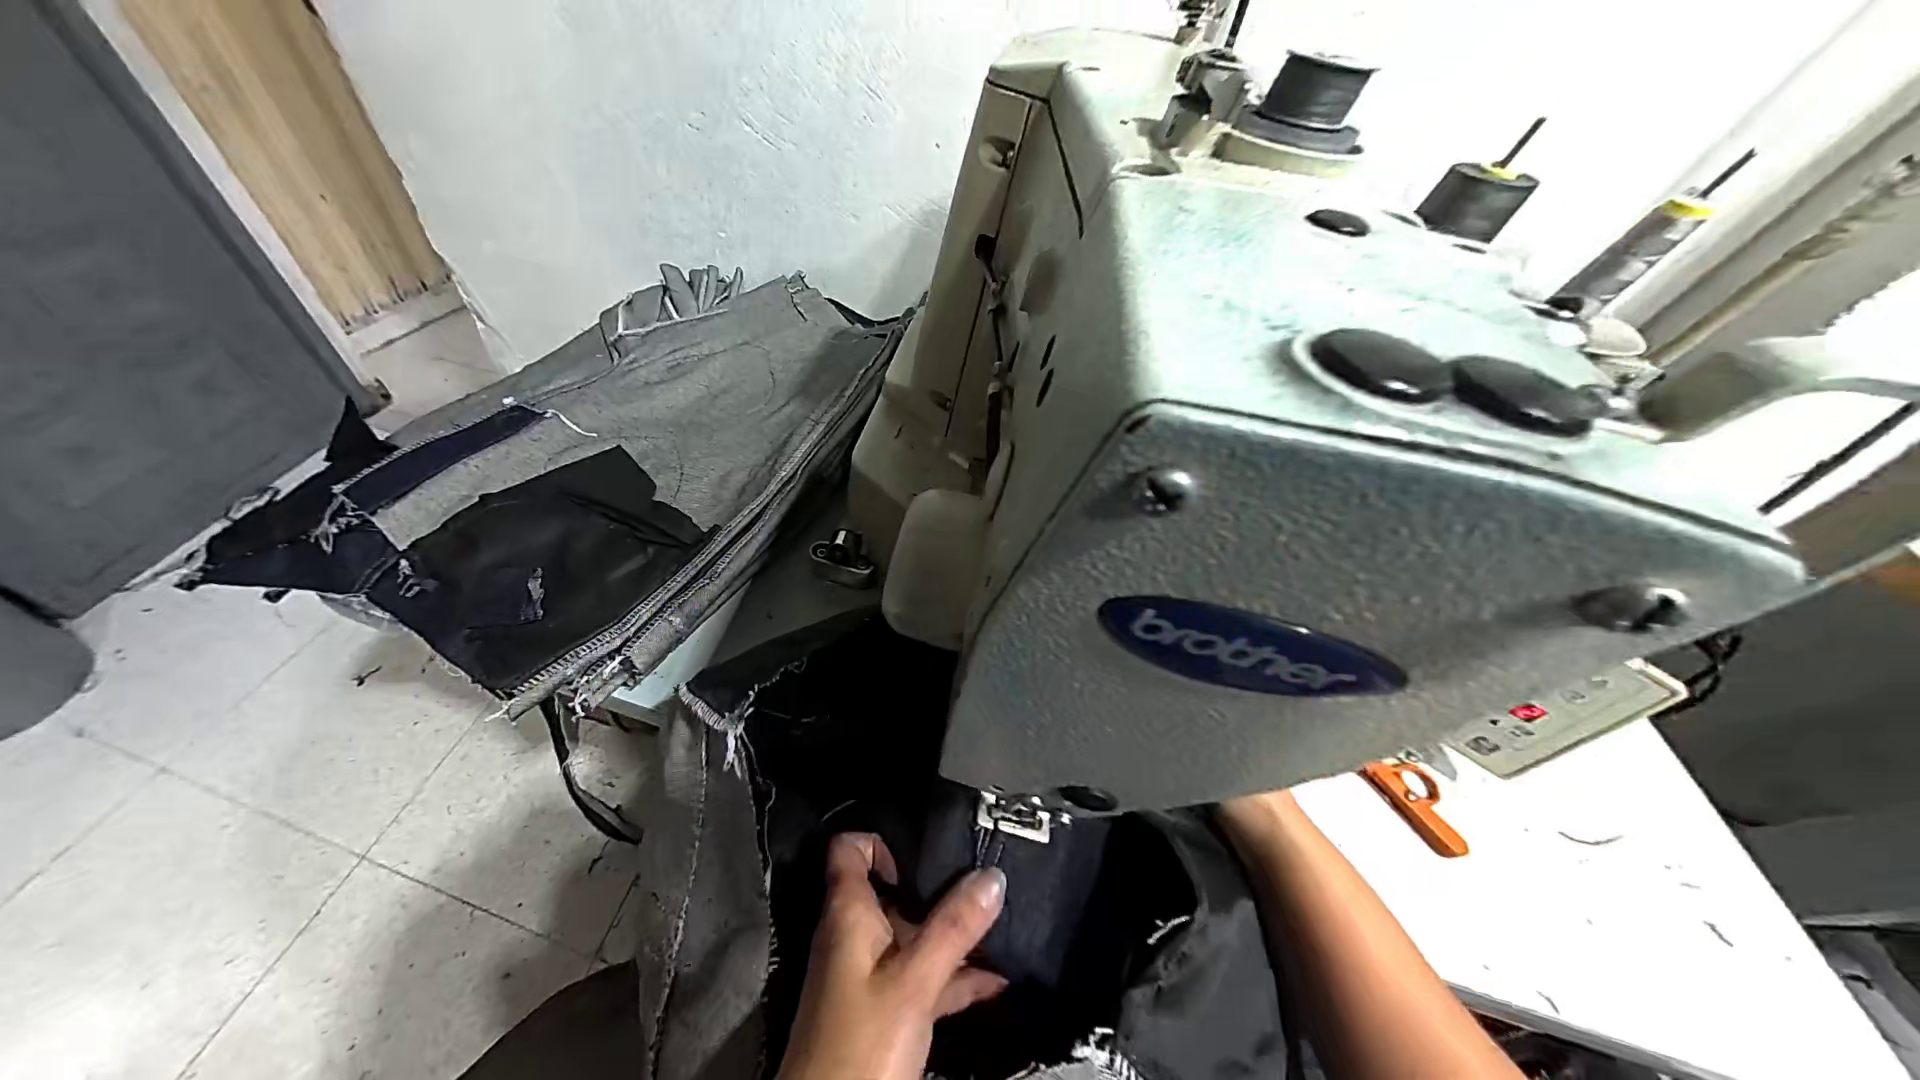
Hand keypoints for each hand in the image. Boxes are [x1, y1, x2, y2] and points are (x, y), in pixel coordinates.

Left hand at [778, 832, 1008, 1079]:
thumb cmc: (859, 1045)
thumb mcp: (914, 980)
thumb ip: (953, 927)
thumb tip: (991, 877)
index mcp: (848, 913)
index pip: (850, 849)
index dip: (883, 839)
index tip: (926, 847)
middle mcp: (854, 934)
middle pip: (893, 890)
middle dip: (936, 886)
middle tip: (980, 880)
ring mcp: (868, 971)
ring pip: (912, 934)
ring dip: (951, 932)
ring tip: (997, 926)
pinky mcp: (882, 1007)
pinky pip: (920, 974)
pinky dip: (953, 974)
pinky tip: (993, 980)